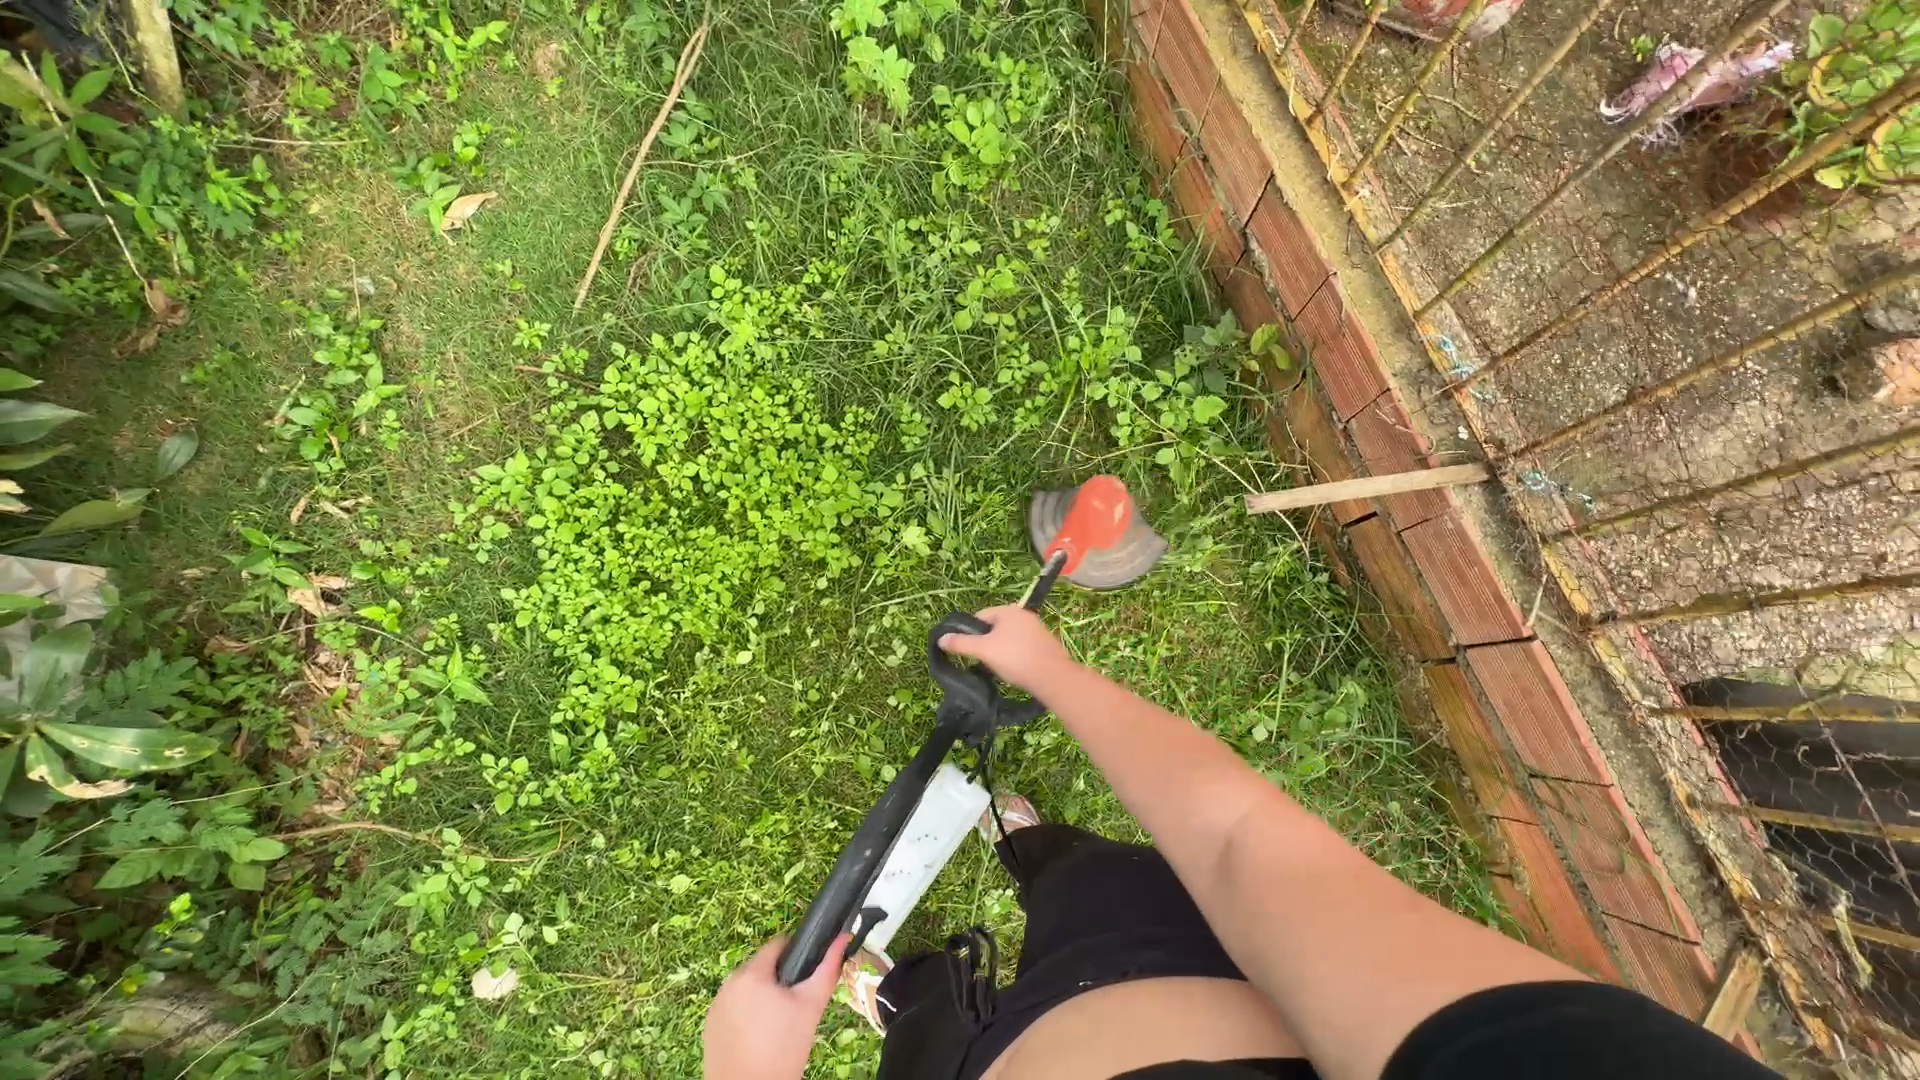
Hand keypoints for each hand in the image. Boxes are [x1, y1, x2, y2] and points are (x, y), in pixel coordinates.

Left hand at [702, 934, 845, 1078]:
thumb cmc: (783, 1049)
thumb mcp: (811, 1007)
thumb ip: (827, 969)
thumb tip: (843, 938)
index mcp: (751, 973)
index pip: (778, 945)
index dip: (797, 957)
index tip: (805, 980)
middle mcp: (728, 983)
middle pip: (762, 968)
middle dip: (779, 982)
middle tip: (793, 1009)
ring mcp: (716, 1005)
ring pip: (748, 989)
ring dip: (762, 998)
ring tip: (776, 1026)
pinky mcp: (709, 1027)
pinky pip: (734, 1008)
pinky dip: (746, 1015)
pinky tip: (758, 1038)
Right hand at [937, 604, 1074, 694]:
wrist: (1052, 677)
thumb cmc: (1015, 658)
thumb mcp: (983, 650)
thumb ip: (961, 643)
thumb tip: (941, 639)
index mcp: (1007, 610)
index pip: (980, 616)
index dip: (970, 633)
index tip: (968, 651)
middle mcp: (1023, 614)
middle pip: (994, 627)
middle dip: (986, 643)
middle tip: (982, 661)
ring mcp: (1036, 628)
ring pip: (1008, 638)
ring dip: (1000, 651)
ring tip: (998, 668)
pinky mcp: (1045, 643)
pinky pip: (1022, 646)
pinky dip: (1015, 656)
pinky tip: (1015, 670)